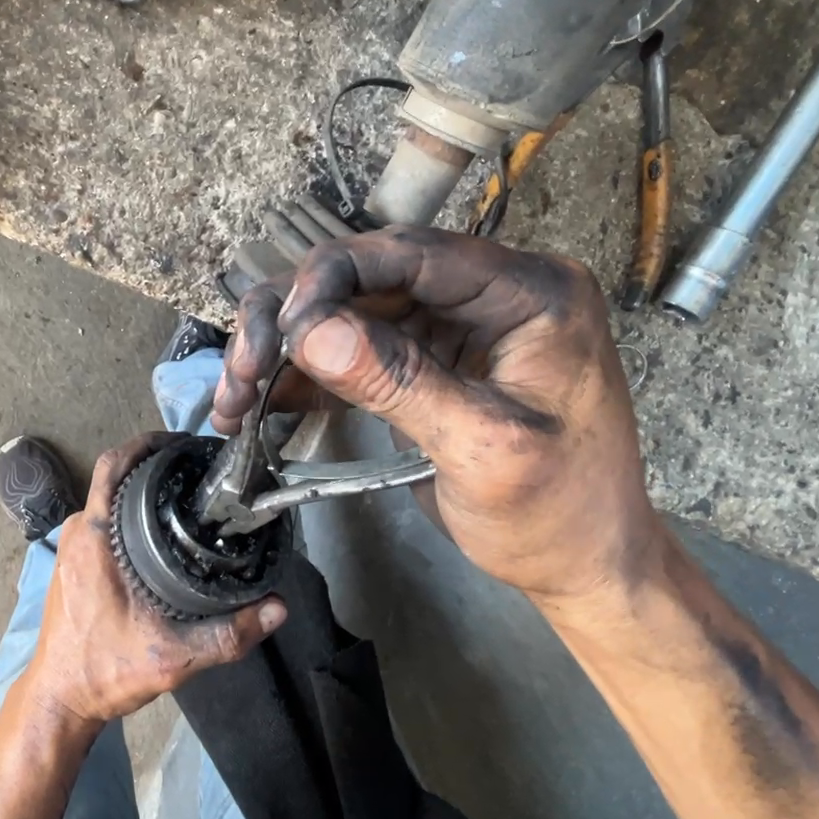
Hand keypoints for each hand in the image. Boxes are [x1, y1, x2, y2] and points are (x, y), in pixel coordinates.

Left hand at [25, 434, 288, 723]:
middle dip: (152, 464)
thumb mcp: (172, 657)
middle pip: (114, 477)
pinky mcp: (73, 561)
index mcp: (93, 537)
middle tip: (196, 468)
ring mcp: (71, 546)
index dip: (145, 444)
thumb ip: (227, 635)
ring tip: (186, 492)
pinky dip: (129, 511)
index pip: (113, 466)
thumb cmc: (105, 671)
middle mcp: (77, 532)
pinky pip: (103, 519)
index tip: (182, 442)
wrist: (60, 698)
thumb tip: (277, 608)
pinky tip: (161, 528)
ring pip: (108, 499)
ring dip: (141, 489)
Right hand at [212, 225, 657, 603]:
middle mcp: (484, 293)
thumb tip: (310, 332)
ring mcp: (448, 324)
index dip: (334, 276)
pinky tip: (259, 406)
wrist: (581, 565)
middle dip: (294, 318)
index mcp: (529, 293)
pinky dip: (299, 375)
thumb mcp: (485, 449)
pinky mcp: (420, 359)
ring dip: (283, 347)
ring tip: (238, 397)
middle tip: (246, 369)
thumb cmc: (558, 513)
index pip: (414, 252)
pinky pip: (347, 348)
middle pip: (364, 276)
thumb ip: (400, 382)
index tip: (283, 325)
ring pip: (343, 309)